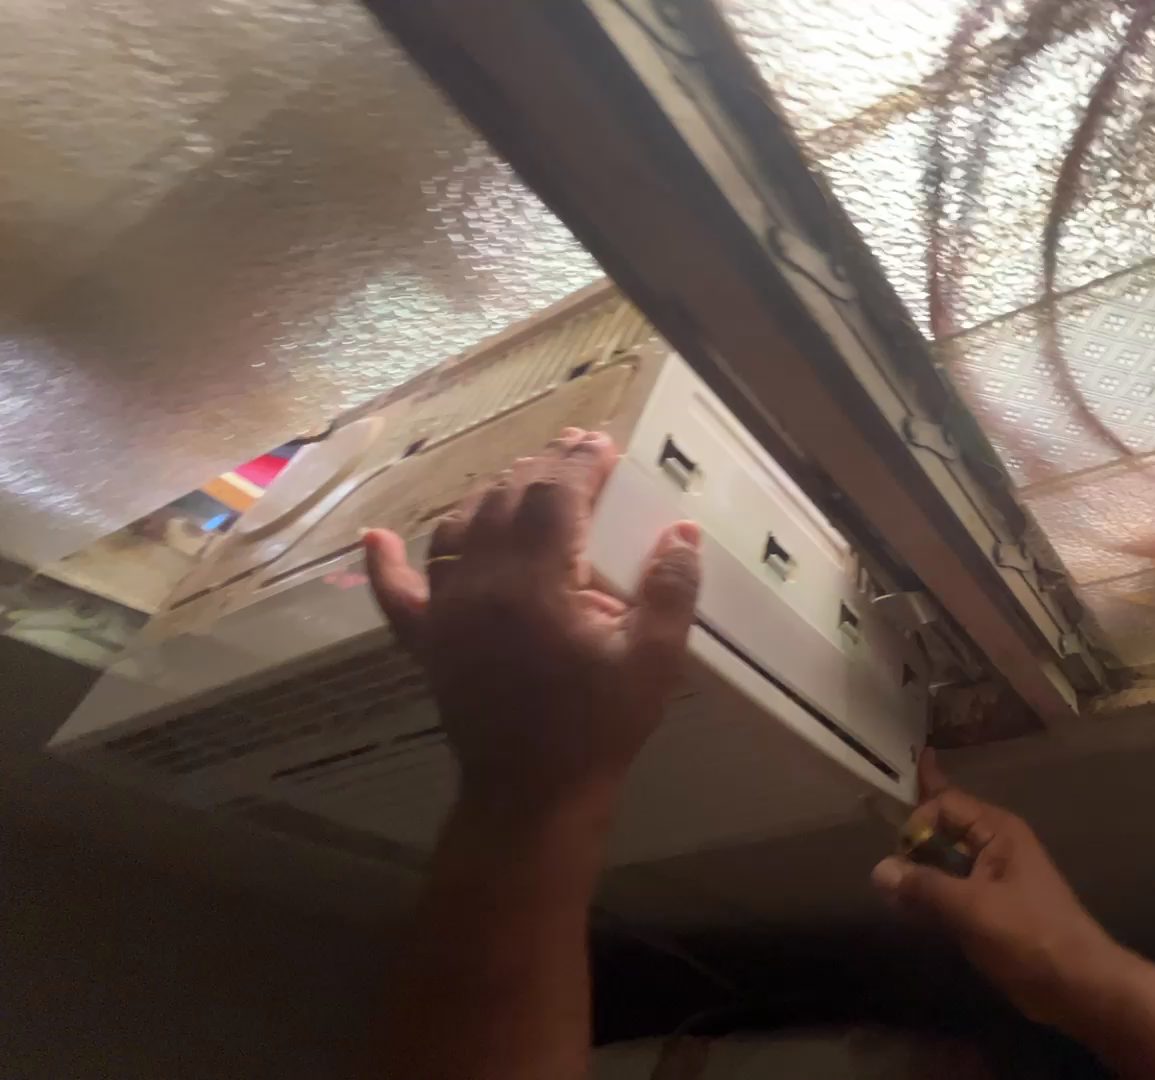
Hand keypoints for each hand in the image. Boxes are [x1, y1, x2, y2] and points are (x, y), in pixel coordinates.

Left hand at [361, 428, 701, 822]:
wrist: (534, 794)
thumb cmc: (601, 725)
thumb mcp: (656, 658)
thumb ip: (671, 589)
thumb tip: (681, 531)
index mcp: (536, 587)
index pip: (554, 499)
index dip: (579, 464)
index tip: (604, 442)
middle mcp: (480, 588)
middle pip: (504, 502)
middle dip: (543, 467)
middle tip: (576, 448)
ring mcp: (444, 615)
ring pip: (456, 531)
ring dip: (490, 494)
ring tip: (524, 476)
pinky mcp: (428, 644)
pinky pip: (398, 595)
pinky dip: (387, 563)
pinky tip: (378, 539)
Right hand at [871, 752, 1124, 1027]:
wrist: (1076, 984)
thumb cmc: (1029, 935)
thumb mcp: (972, 909)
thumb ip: (925, 887)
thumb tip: (878, 869)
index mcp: (998, 830)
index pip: (946, 803)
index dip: (918, 822)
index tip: (898, 856)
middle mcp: (995, 843)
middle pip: (945, 827)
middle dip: (915, 838)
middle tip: (881, 859)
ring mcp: (994, 875)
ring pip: (947, 859)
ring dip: (920, 867)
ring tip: (887, 881)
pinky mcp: (992, 905)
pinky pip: (954, 886)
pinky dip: (932, 891)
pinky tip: (909, 905)